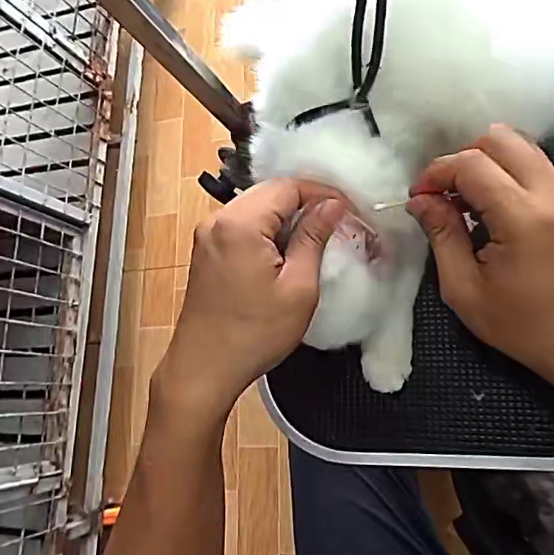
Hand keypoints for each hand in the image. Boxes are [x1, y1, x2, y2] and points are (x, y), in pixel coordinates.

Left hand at [158, 179, 345, 412]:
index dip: (323, 193)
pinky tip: (291, 251)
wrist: (205, 367)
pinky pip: (245, 225)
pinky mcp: (208, 250)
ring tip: (319, 238)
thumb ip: (314, 238)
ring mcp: (209, 235)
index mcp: (240, 224)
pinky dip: (271, 230)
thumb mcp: (299, 287)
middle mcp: (218, 220)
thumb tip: (332, 206)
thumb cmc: (255, 333)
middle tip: (339, 222)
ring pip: (258, 207)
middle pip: (271, 193)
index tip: (349, 209)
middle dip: (308, 202)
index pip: (289, 187)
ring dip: (290, 217)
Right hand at [407, 126, 553, 388]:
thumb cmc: (522, 325)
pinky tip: (490, 205)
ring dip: (485, 161)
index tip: (419, 197)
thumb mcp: (465, 290)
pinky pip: (533, 164)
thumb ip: (442, 235)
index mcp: (524, 218)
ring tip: (465, 199)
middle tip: (444, 193)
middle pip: (499, 138)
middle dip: (462, 157)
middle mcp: (552, 194)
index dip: (437, 172)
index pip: (472, 163)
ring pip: (519, 144)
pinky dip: (506, 171)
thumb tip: (421, 200)